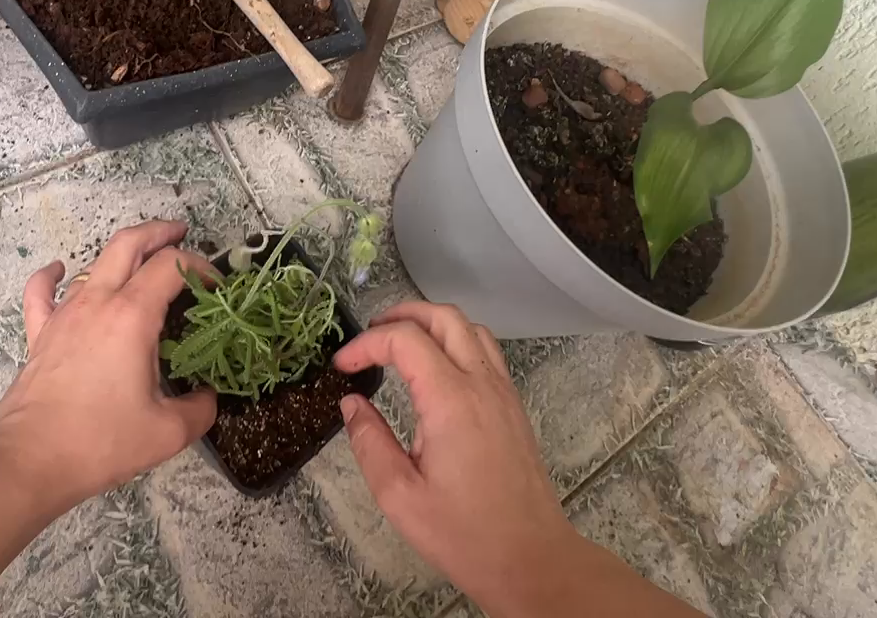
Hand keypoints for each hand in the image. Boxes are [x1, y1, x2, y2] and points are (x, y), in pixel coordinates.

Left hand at [0, 221, 216, 514]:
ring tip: (142, 259)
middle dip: (159, 232)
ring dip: (122, 253)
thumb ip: (200, 410)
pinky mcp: (40, 333)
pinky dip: (52, 274)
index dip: (199, 266)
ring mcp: (64, 314)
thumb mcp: (166, 432)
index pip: (171, 266)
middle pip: (129, 243)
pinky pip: (41, 291)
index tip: (215, 284)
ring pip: (95, 262)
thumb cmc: (98, 442)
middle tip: (181, 234)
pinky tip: (60, 270)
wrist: (28, 461)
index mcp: (132, 316)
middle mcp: (98, 302)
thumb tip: (209, 397)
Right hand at [333, 302, 577, 613]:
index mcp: (451, 399)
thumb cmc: (465, 534)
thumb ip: (369, 442)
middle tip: (369, 335)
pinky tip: (436, 365)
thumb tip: (351, 404)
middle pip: (442, 316)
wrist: (534, 561)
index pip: (404, 340)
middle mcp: (480, 382)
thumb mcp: (400, 496)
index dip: (366, 344)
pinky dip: (454, 339)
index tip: (342, 366)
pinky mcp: (513, 403)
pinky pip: (485, 348)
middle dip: (400, 314)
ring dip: (430, 322)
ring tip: (400, 341)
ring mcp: (502, 390)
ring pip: (468, 326)